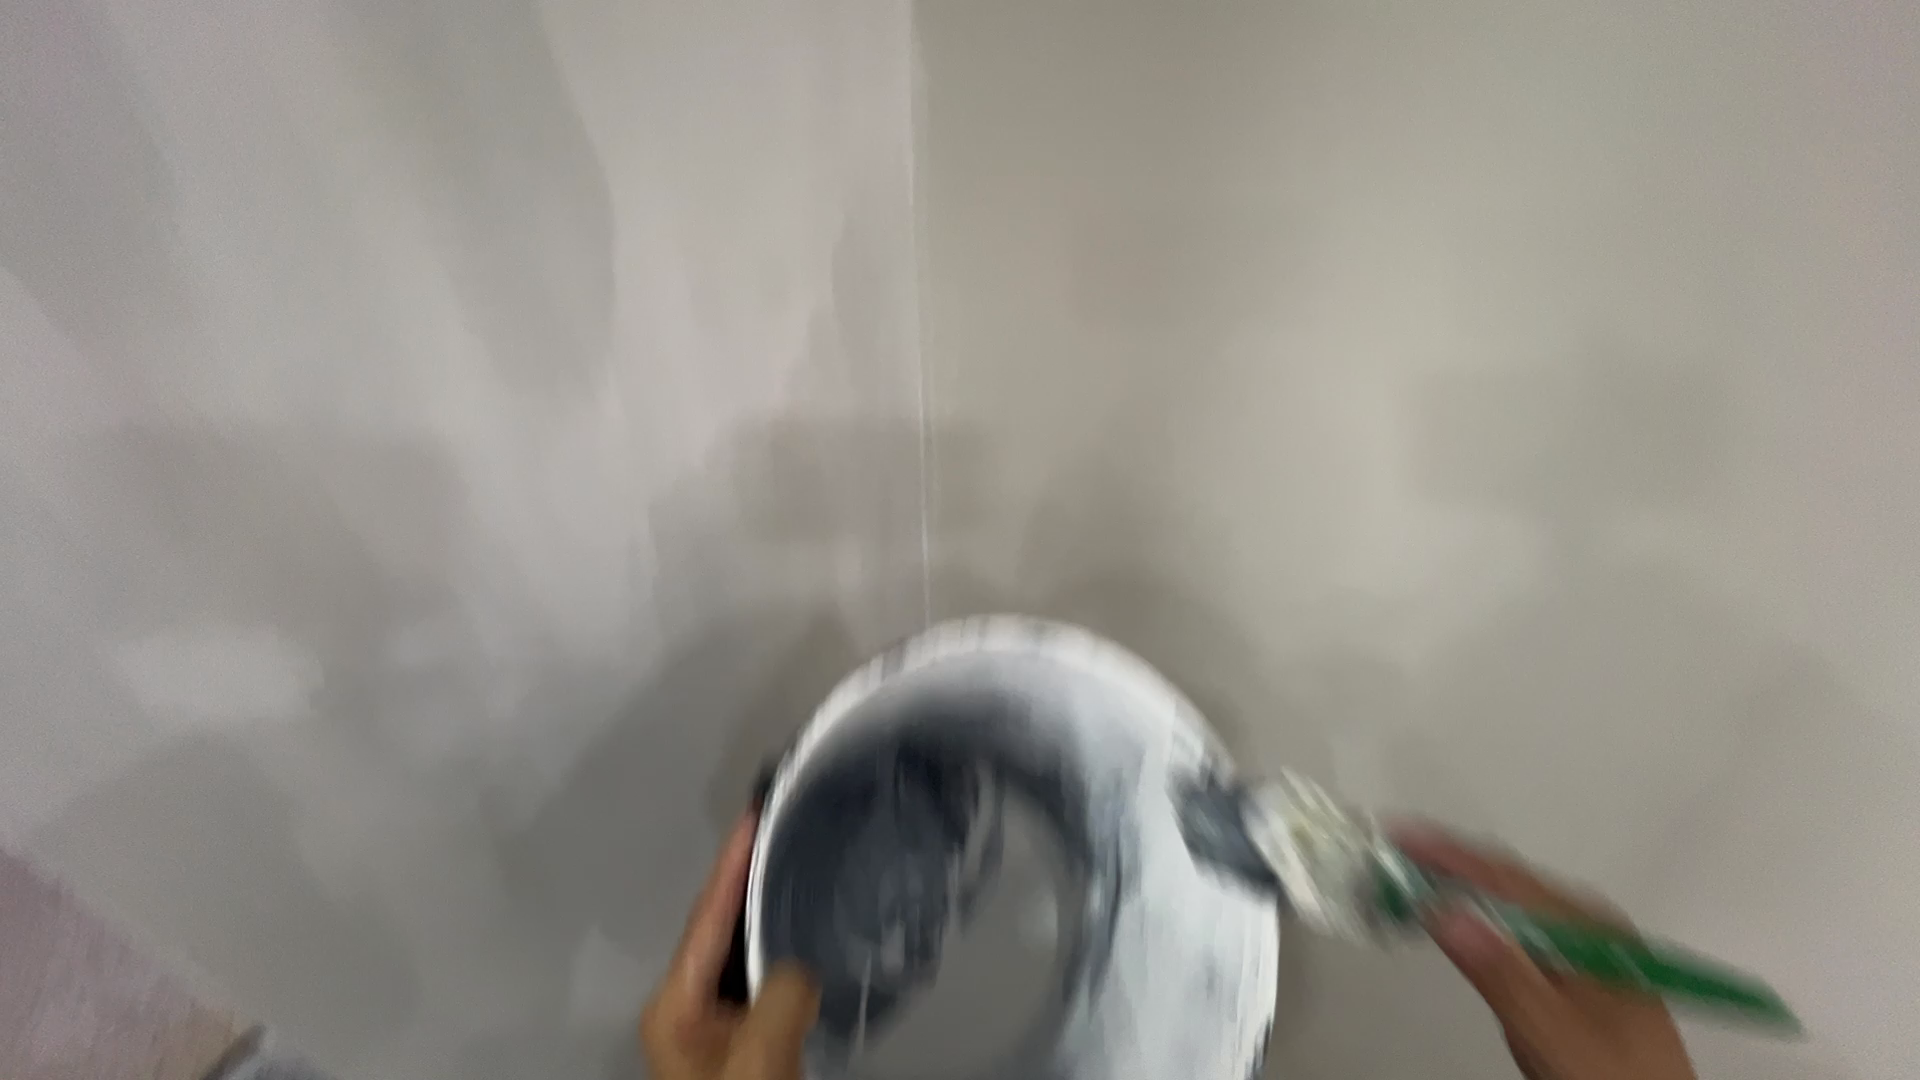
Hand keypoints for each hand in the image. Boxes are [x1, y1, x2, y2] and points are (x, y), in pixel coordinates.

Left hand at [641, 813, 821, 1079]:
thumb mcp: (757, 1062)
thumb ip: (780, 997)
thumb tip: (801, 964)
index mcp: (676, 1003)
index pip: (708, 916)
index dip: (732, 863)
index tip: (756, 814)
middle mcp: (686, 1001)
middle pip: (719, 922)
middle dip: (747, 872)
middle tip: (782, 823)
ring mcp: (712, 1017)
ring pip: (739, 941)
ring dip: (765, 900)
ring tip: (795, 854)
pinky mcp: (740, 1030)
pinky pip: (758, 964)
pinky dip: (778, 933)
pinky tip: (803, 915)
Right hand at [1393, 826, 1698, 1079]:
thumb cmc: (1605, 1073)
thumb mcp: (1550, 1031)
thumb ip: (1500, 973)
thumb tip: (1440, 910)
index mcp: (1590, 928)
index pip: (1505, 876)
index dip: (1446, 852)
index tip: (1395, 833)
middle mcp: (1586, 921)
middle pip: (1504, 878)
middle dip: (1445, 862)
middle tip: (1389, 854)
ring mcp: (1579, 940)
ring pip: (1504, 895)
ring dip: (1454, 882)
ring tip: (1406, 873)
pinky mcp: (1567, 961)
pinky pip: (1509, 916)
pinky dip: (1469, 905)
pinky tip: (1445, 906)